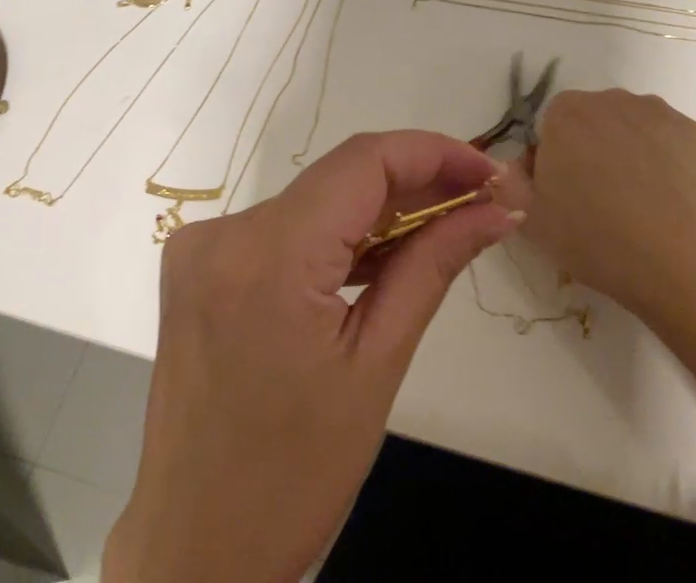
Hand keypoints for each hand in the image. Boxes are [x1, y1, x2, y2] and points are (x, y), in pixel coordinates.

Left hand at [104, 131, 522, 582]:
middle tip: (485, 203)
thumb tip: (497, 208)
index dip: (435, 153)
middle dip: (415, 184)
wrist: (197, 546)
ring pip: (311, 203)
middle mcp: (222, 235)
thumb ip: (433, 266)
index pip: (363, 162)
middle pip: (337, 179)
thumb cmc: (296, 474)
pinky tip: (386, 257)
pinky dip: (336, 239)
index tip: (492, 173)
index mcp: (265, 257)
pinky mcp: (198, 272)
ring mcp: (201, 252)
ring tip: (449, 229)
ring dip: (379, 213)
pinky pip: (282, 232)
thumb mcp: (377, 365)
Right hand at [497, 90, 695, 327]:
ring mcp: (658, 113)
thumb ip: (507, 184)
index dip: (551, 162)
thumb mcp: (530, 220)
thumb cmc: (596, 238)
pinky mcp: (693, 132)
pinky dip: (660, 161)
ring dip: (624, 154)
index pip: (548, 128)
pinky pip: (664, 141)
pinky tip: (664, 201)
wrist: (685, 259)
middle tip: (595, 204)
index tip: (560, 197)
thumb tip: (513, 166)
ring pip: (628, 129)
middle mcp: (611, 100)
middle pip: (589, 122)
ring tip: (634, 206)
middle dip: (587, 152)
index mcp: (565, 114)